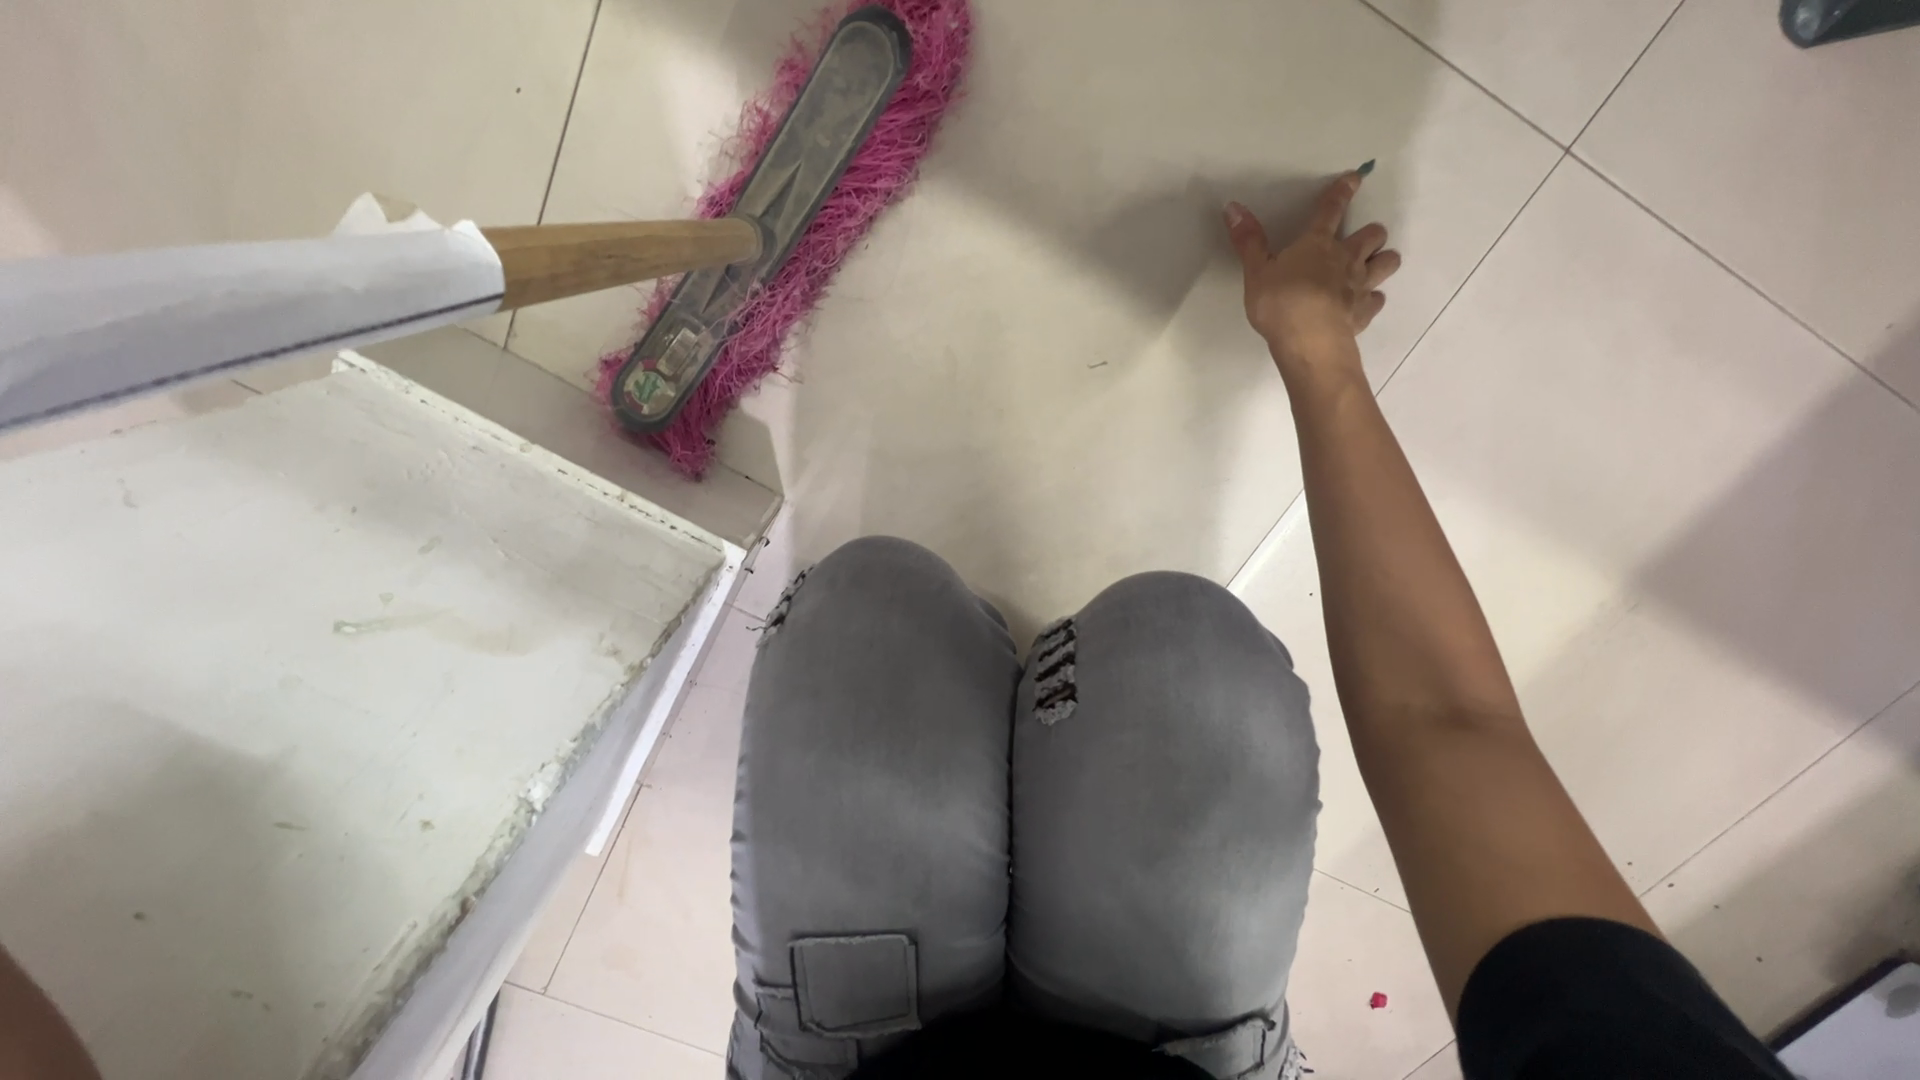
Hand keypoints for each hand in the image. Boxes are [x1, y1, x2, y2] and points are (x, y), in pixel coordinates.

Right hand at [1226, 169, 1400, 380]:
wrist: (1309, 341)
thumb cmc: (1280, 303)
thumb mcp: (1256, 272)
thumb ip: (1248, 241)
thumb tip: (1233, 206)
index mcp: (1317, 244)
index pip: (1331, 210)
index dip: (1342, 192)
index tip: (1355, 177)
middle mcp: (1346, 259)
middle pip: (1372, 235)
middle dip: (1370, 234)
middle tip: (1361, 241)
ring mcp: (1359, 285)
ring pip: (1386, 263)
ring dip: (1383, 260)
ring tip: (1374, 266)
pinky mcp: (1364, 312)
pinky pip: (1376, 300)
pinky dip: (1371, 299)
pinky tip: (1362, 303)